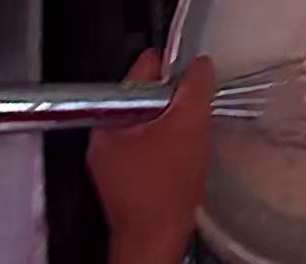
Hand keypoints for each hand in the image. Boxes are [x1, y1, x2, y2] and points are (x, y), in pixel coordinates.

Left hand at [86, 50, 215, 263]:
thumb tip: (200, 63)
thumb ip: (196, 84)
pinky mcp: (126, 174)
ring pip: (152, 116)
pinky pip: (151, 138)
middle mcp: (105, 135)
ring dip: (175, 118)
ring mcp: (113, 158)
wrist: (158, 242)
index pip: (143, 67)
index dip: (173, 67)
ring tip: (190, 132)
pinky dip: (170, 138)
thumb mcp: (190, 122)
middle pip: (148, 92)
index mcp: (110, 118)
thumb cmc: (166, 187)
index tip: (192, 79)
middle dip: (176, 96)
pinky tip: (184, 151)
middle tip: (193, 110)